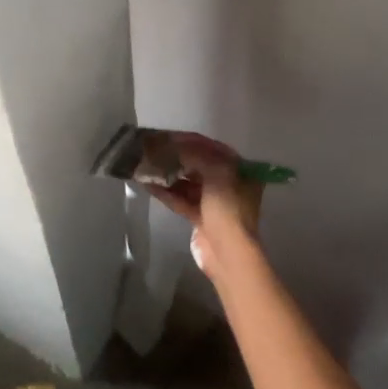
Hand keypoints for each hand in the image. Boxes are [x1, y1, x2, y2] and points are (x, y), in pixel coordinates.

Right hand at [146, 131, 263, 278]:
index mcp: (239, 170)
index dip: (189, 141)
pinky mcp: (200, 218)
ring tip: (147, 165)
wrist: (227, 252)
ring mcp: (214, 202)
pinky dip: (166, 192)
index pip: (212, 148)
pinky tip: (147, 184)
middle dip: (176, 158)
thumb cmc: (227, 208)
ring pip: (187, 183)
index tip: (167, 136)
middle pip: (199, 165)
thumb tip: (176, 146)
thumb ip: (197, 156)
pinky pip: (181, 199)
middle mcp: (228, 183)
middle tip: (154, 149)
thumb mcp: (217, 174)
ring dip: (168, 175)